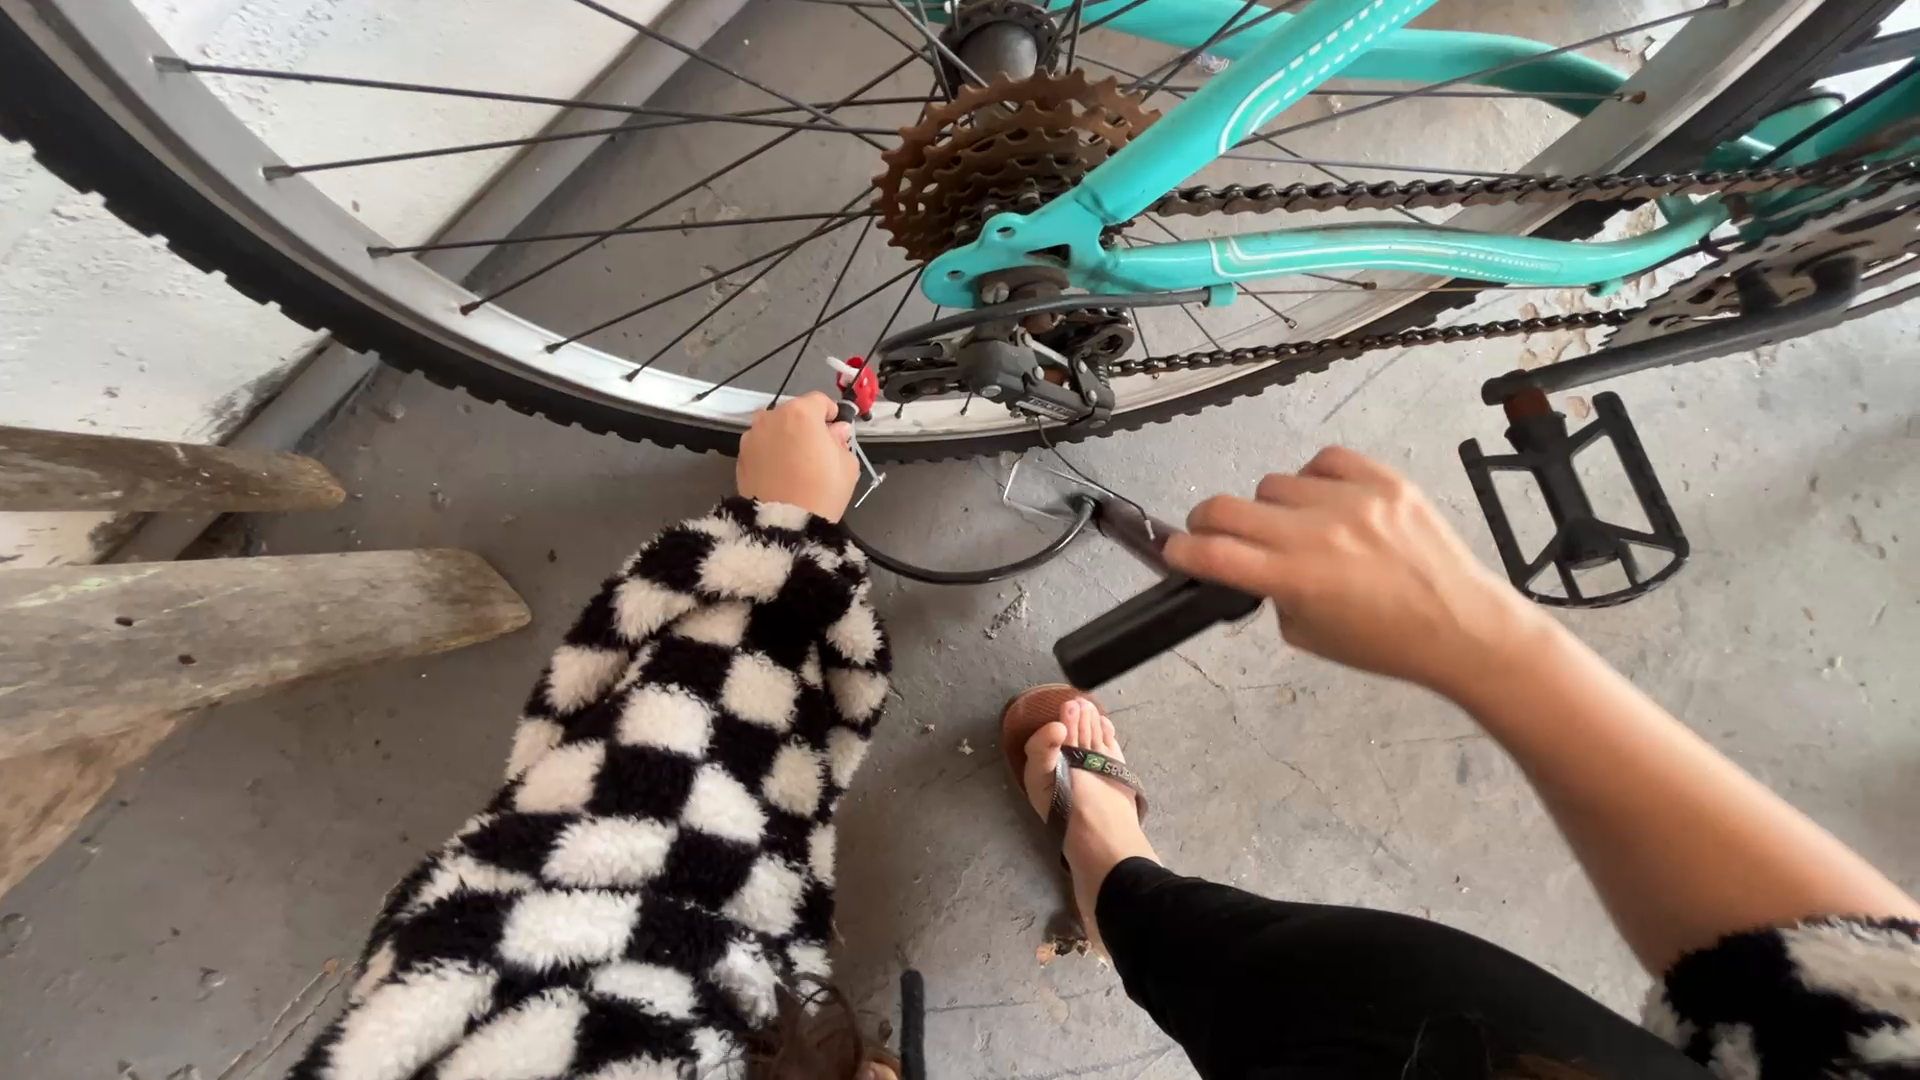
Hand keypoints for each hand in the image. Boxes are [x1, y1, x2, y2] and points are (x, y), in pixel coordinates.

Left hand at [736, 392, 859, 521]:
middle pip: (794, 413)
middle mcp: (771, 417)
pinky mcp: (740, 457)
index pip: (820, 401)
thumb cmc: (823, 491)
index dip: (831, 413)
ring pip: (774, 429)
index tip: (837, 430)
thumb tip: (837, 431)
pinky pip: (761, 447)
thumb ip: (842, 440)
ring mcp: (751, 436)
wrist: (784, 525)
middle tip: (817, 449)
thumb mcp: (847, 464)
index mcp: (801, 413)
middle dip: (806, 425)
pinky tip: (780, 474)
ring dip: (785, 437)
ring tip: (796, 463)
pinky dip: (770, 453)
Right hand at [1162, 446, 1551, 697]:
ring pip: (1272, 483)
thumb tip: (1248, 559)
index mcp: (1294, 579)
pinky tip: (1326, 501)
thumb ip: (1268, 590)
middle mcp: (1316, 534)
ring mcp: (1352, 502)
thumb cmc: (1384, 644)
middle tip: (1216, 533)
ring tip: (1296, 525)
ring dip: (1270, 506)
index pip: (1210, 553)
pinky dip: (1313, 479)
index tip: (1174, 550)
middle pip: (1224, 508)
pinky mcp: (1385, 482)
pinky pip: (1324, 460)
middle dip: (1206, 522)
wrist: (1465, 628)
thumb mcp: (1305, 633)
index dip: (1178, 550)